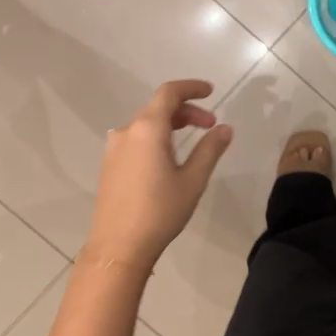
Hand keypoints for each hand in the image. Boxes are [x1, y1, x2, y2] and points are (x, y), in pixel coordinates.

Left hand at [89, 80, 233, 270]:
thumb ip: (210, 149)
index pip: (169, 93)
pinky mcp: (110, 165)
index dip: (191, 88)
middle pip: (158, 107)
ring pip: (147, 124)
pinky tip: (170, 157)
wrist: (118, 247)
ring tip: (193, 140)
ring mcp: (114, 149)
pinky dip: (157, 137)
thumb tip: (225, 128)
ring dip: (172, 124)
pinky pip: (137, 139)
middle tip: (211, 125)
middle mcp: (127, 132)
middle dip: (187, 111)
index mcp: (147, 129)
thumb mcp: (193, 180)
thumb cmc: (160, 211)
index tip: (211, 91)